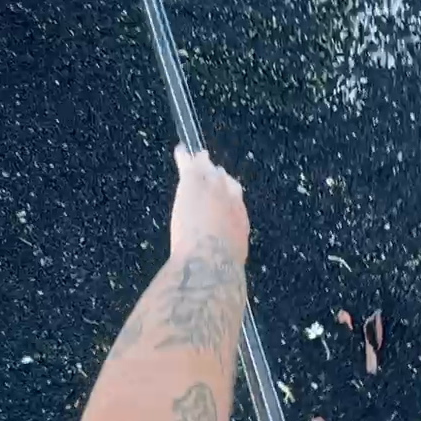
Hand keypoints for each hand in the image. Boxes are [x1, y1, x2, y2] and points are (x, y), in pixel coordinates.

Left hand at [169, 146, 248, 262]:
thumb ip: (226, 256)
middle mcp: (230, 200)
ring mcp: (212, 189)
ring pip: (208, 171)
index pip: (236, 202)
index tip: (225, 194)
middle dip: (218, 178)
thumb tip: (223, 269)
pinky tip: (181, 151)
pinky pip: (189, 166)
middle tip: (211, 172)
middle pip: (225, 182)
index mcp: (239, 221)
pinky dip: (184, 158)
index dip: (229, 196)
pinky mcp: (195, 184)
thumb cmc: (221, 267)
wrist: (211, 259)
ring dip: (201, 165)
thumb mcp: (230, 263)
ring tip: (197, 157)